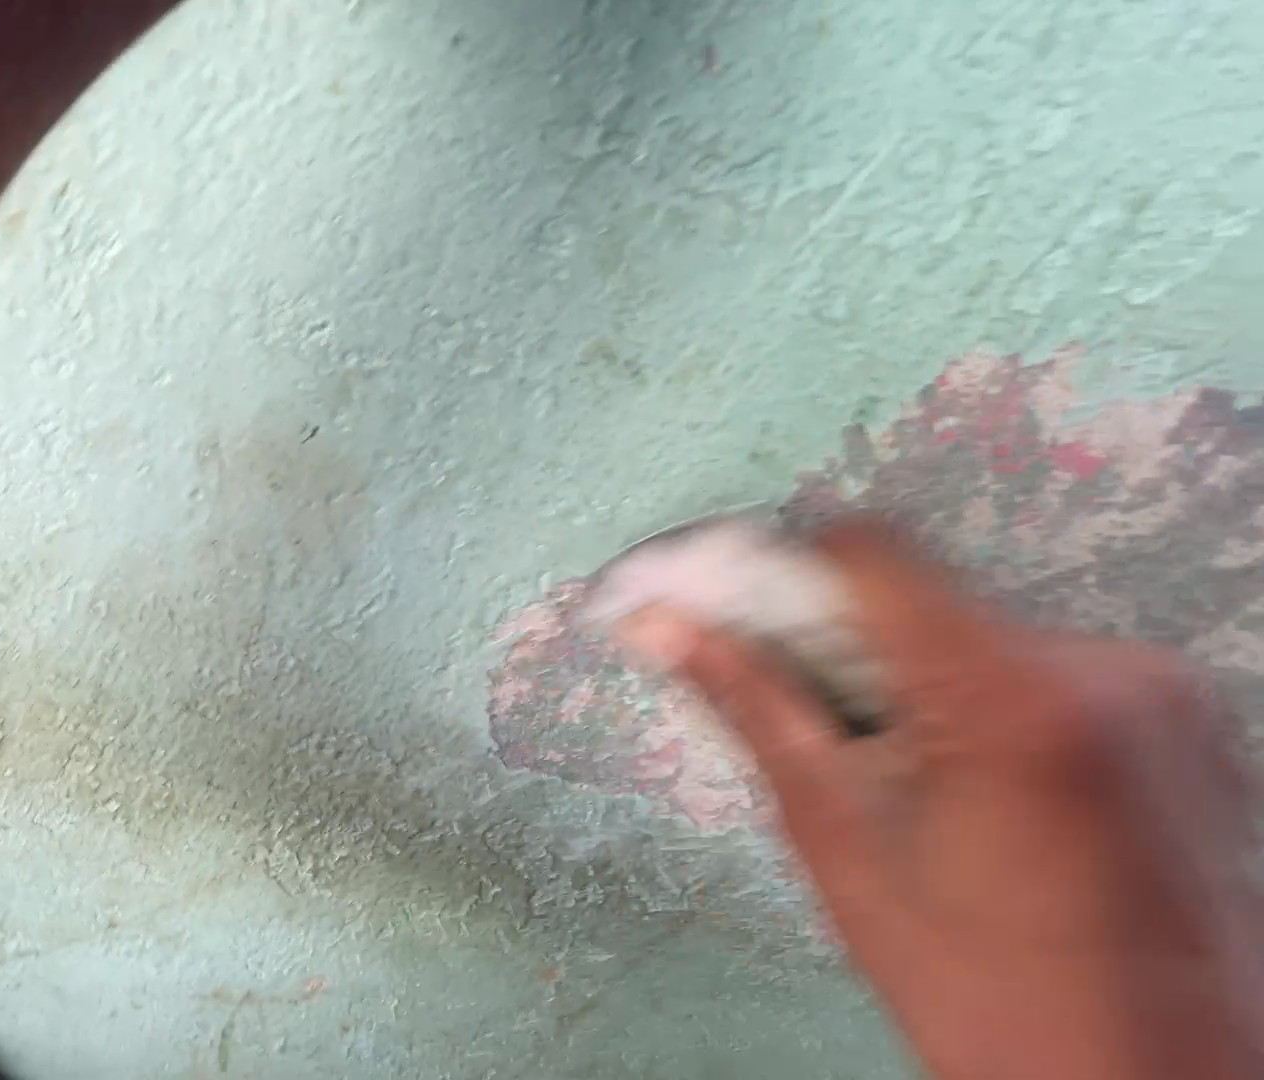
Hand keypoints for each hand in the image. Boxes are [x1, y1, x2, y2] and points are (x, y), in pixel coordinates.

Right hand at [616, 522, 1263, 1079]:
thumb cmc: (988, 992)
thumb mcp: (833, 831)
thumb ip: (748, 700)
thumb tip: (663, 627)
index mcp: (1009, 698)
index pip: (862, 549)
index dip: (771, 562)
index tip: (715, 596)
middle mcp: (1104, 671)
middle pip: (908, 590)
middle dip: (821, 630)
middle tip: (775, 691)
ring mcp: (1154, 691)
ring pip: (958, 622)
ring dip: (886, 662)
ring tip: (869, 752)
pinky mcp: (1175, 717)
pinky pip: (1021, 657)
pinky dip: (951, 685)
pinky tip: (937, 765)